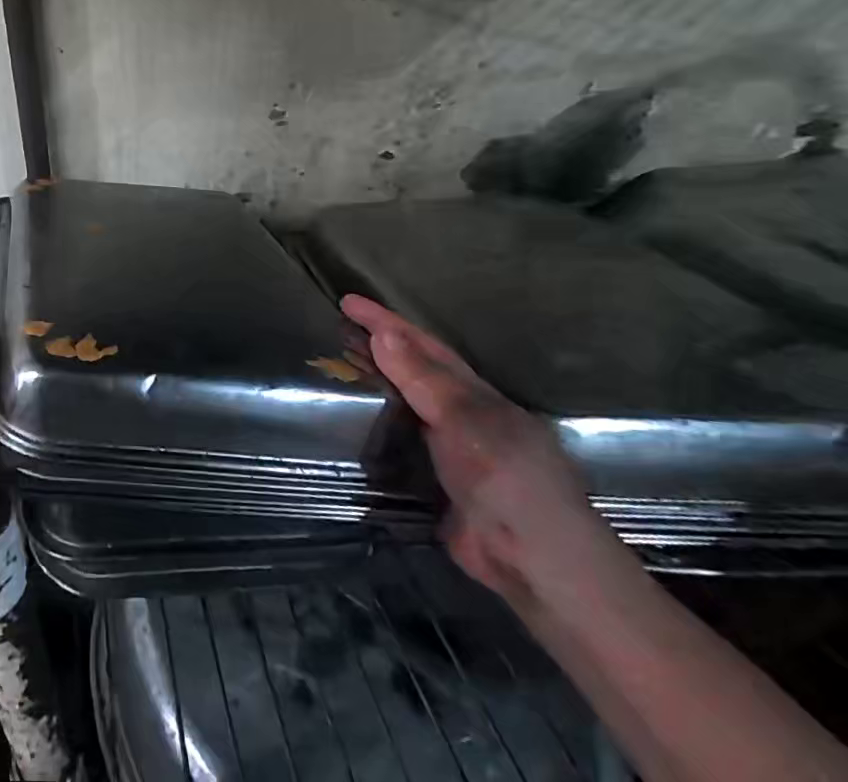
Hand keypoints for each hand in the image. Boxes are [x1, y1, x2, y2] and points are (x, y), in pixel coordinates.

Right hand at [341, 295, 625, 602]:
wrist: (534, 563)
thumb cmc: (509, 483)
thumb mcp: (469, 425)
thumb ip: (426, 382)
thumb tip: (384, 334)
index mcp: (479, 399)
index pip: (427, 349)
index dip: (388, 322)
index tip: (346, 301)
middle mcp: (463, 418)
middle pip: (414, 372)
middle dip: (377, 346)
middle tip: (332, 329)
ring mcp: (447, 449)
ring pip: (402, 404)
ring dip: (370, 382)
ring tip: (330, 367)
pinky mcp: (429, 479)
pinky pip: (392, 440)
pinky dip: (368, 423)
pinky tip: (344, 422)